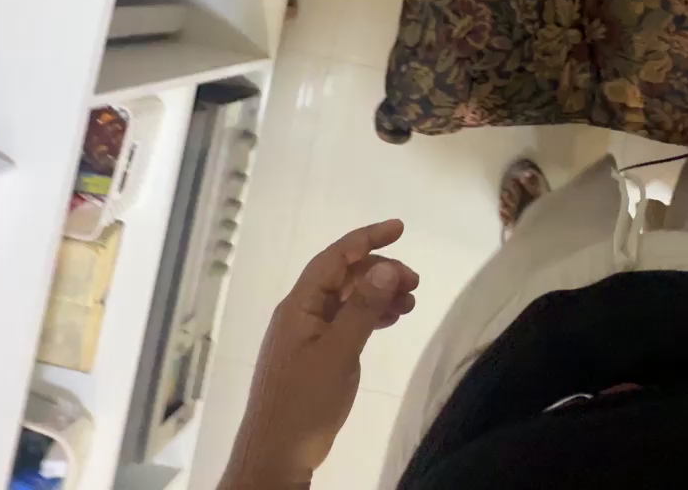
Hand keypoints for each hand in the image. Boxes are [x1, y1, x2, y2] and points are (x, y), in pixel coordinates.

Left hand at [222, 220, 419, 488]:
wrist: (273, 459)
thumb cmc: (303, 403)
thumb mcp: (339, 352)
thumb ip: (363, 307)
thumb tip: (386, 266)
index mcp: (300, 304)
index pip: (336, 256)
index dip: (368, 237)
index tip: (400, 228)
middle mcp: (301, 312)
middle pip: (346, 275)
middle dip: (381, 270)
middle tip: (414, 283)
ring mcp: (307, 333)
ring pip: (349, 297)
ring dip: (379, 292)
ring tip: (410, 302)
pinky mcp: (315, 353)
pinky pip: (347, 318)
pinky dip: (371, 313)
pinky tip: (391, 319)